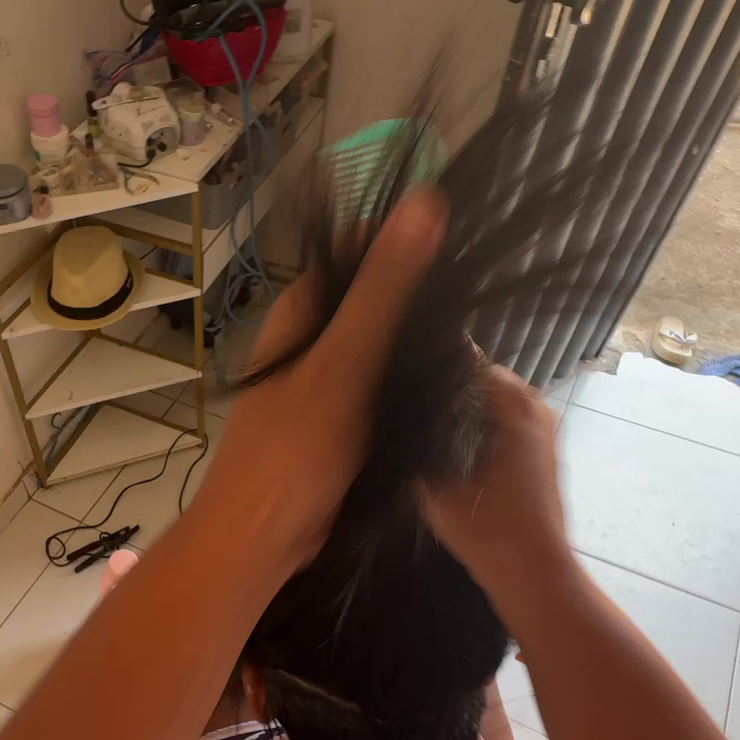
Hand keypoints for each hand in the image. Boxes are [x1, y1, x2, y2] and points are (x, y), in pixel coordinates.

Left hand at [188, 190, 445, 570]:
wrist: (261, 538)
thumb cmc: (292, 452)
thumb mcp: (343, 365)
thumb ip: (383, 290)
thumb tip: (424, 201)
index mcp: (300, 314)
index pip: (354, 252)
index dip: (403, 238)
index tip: (461, 239)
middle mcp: (308, 341)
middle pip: (370, 299)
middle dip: (418, 294)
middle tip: (478, 295)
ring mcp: (322, 383)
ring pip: (378, 346)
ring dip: (415, 341)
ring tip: (472, 333)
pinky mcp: (337, 421)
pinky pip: (379, 388)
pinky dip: (406, 382)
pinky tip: (446, 382)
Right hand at [421, 363, 573, 598]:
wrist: (532, 572)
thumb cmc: (486, 529)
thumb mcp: (436, 487)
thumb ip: (420, 448)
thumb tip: (402, 421)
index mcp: (514, 410)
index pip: (475, 365)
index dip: (442, 366)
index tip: (411, 371)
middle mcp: (536, 411)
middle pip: (491, 380)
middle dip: (457, 385)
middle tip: (417, 397)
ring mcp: (546, 433)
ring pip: (503, 401)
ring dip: (473, 405)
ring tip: (434, 419)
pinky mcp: (545, 455)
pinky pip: (513, 421)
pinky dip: (488, 422)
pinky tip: (459, 443)